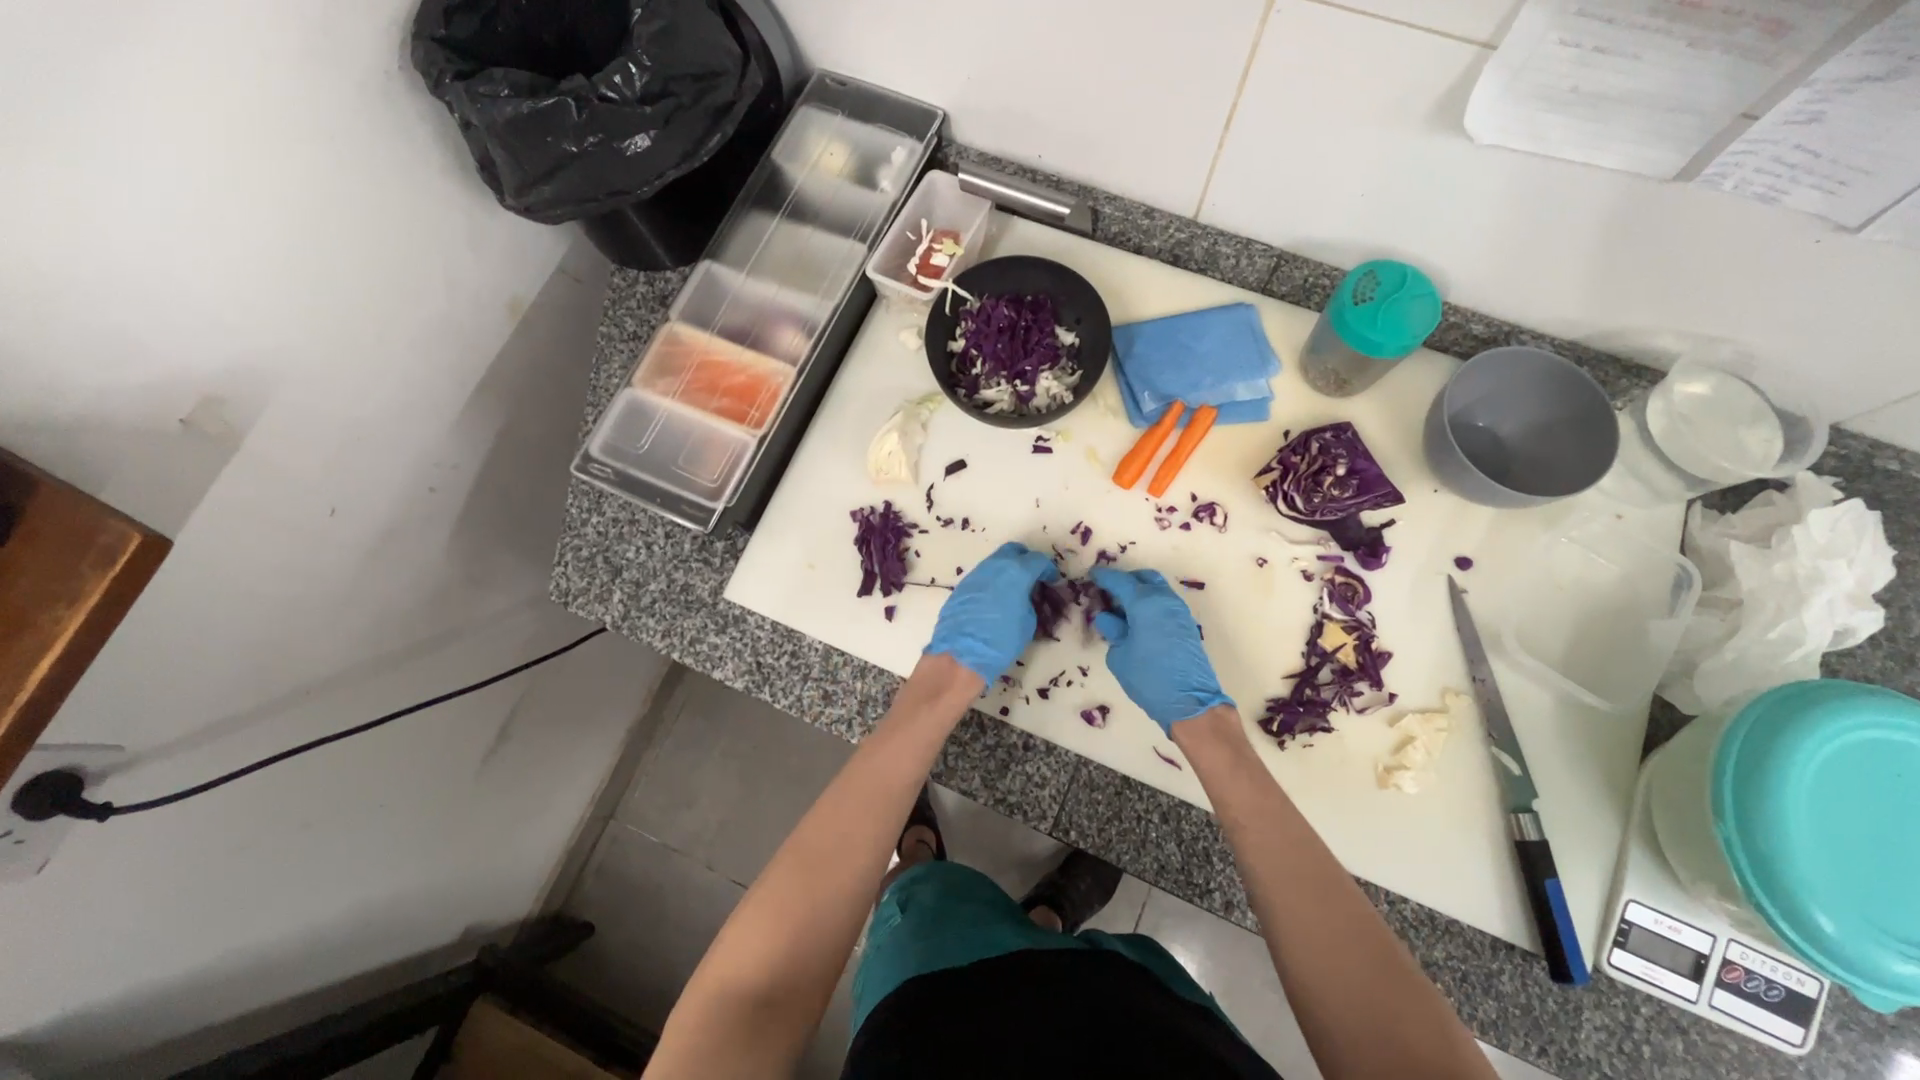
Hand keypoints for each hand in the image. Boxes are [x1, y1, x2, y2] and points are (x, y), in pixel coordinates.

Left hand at [926, 542, 1059, 684]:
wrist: (961, 655)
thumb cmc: (1001, 640)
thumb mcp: (1028, 622)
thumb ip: (1030, 601)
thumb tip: (1027, 597)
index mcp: (1016, 572)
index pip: (1037, 560)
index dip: (1048, 569)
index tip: (1051, 581)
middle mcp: (995, 566)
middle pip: (1014, 551)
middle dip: (1026, 560)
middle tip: (1033, 578)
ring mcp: (976, 574)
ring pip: (996, 562)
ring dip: (1007, 570)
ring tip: (1013, 591)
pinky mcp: (962, 586)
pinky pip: (983, 576)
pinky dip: (993, 582)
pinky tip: (995, 600)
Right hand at [1090, 567, 1232, 733]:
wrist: (1191, 703)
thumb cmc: (1149, 678)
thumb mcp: (1120, 655)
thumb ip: (1113, 631)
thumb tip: (1107, 618)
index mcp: (1146, 602)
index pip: (1121, 581)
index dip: (1104, 577)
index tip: (1091, 576)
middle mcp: (1165, 600)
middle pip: (1145, 578)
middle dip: (1126, 580)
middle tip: (1108, 591)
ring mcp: (1179, 612)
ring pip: (1158, 589)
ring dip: (1140, 592)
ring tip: (1121, 608)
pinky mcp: (1187, 626)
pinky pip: (1165, 604)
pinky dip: (1150, 604)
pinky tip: (1138, 621)